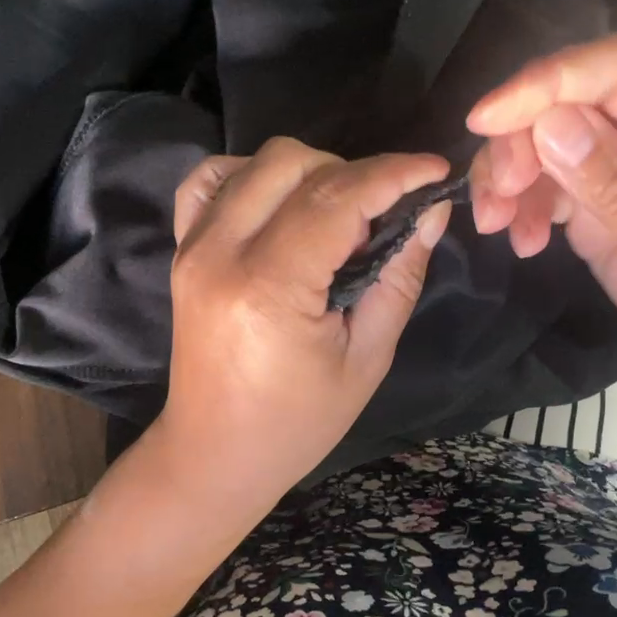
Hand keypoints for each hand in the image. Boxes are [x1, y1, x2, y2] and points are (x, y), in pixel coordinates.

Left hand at [151, 138, 452, 499]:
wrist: (214, 453)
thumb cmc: (297, 423)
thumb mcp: (366, 359)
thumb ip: (398, 278)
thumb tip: (431, 211)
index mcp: (270, 288)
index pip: (338, 198)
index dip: (394, 174)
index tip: (435, 169)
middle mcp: (222, 253)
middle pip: (293, 164)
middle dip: (353, 174)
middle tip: (379, 219)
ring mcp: (192, 247)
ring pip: (255, 163)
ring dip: (308, 172)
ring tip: (335, 219)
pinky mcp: (180, 250)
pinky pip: (206, 181)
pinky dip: (248, 175)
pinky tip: (279, 204)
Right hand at [466, 36, 616, 378]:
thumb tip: (549, 122)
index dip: (547, 83)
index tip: (483, 121)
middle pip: (578, 99)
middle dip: (522, 141)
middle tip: (493, 202)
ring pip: (557, 137)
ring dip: (517, 177)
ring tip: (497, 227)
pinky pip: (561, 179)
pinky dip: (531, 205)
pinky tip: (525, 241)